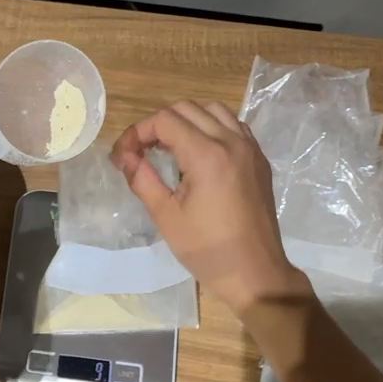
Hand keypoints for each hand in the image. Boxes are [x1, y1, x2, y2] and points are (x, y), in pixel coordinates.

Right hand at [111, 100, 309, 313]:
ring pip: (213, 111)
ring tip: (169, 150)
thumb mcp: (165, 216)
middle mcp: (232, 142)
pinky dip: (211, 129)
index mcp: (207, 155)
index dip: (138, 133)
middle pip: (187, 108)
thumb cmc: (206, 249)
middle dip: (158, 125)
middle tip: (142, 152)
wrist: (254, 272)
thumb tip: (124, 156)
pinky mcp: (259, 159)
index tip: (123, 156)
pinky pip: (233, 126)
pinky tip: (198, 155)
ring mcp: (250, 148)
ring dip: (186, 122)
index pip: (165, 120)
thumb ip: (142, 179)